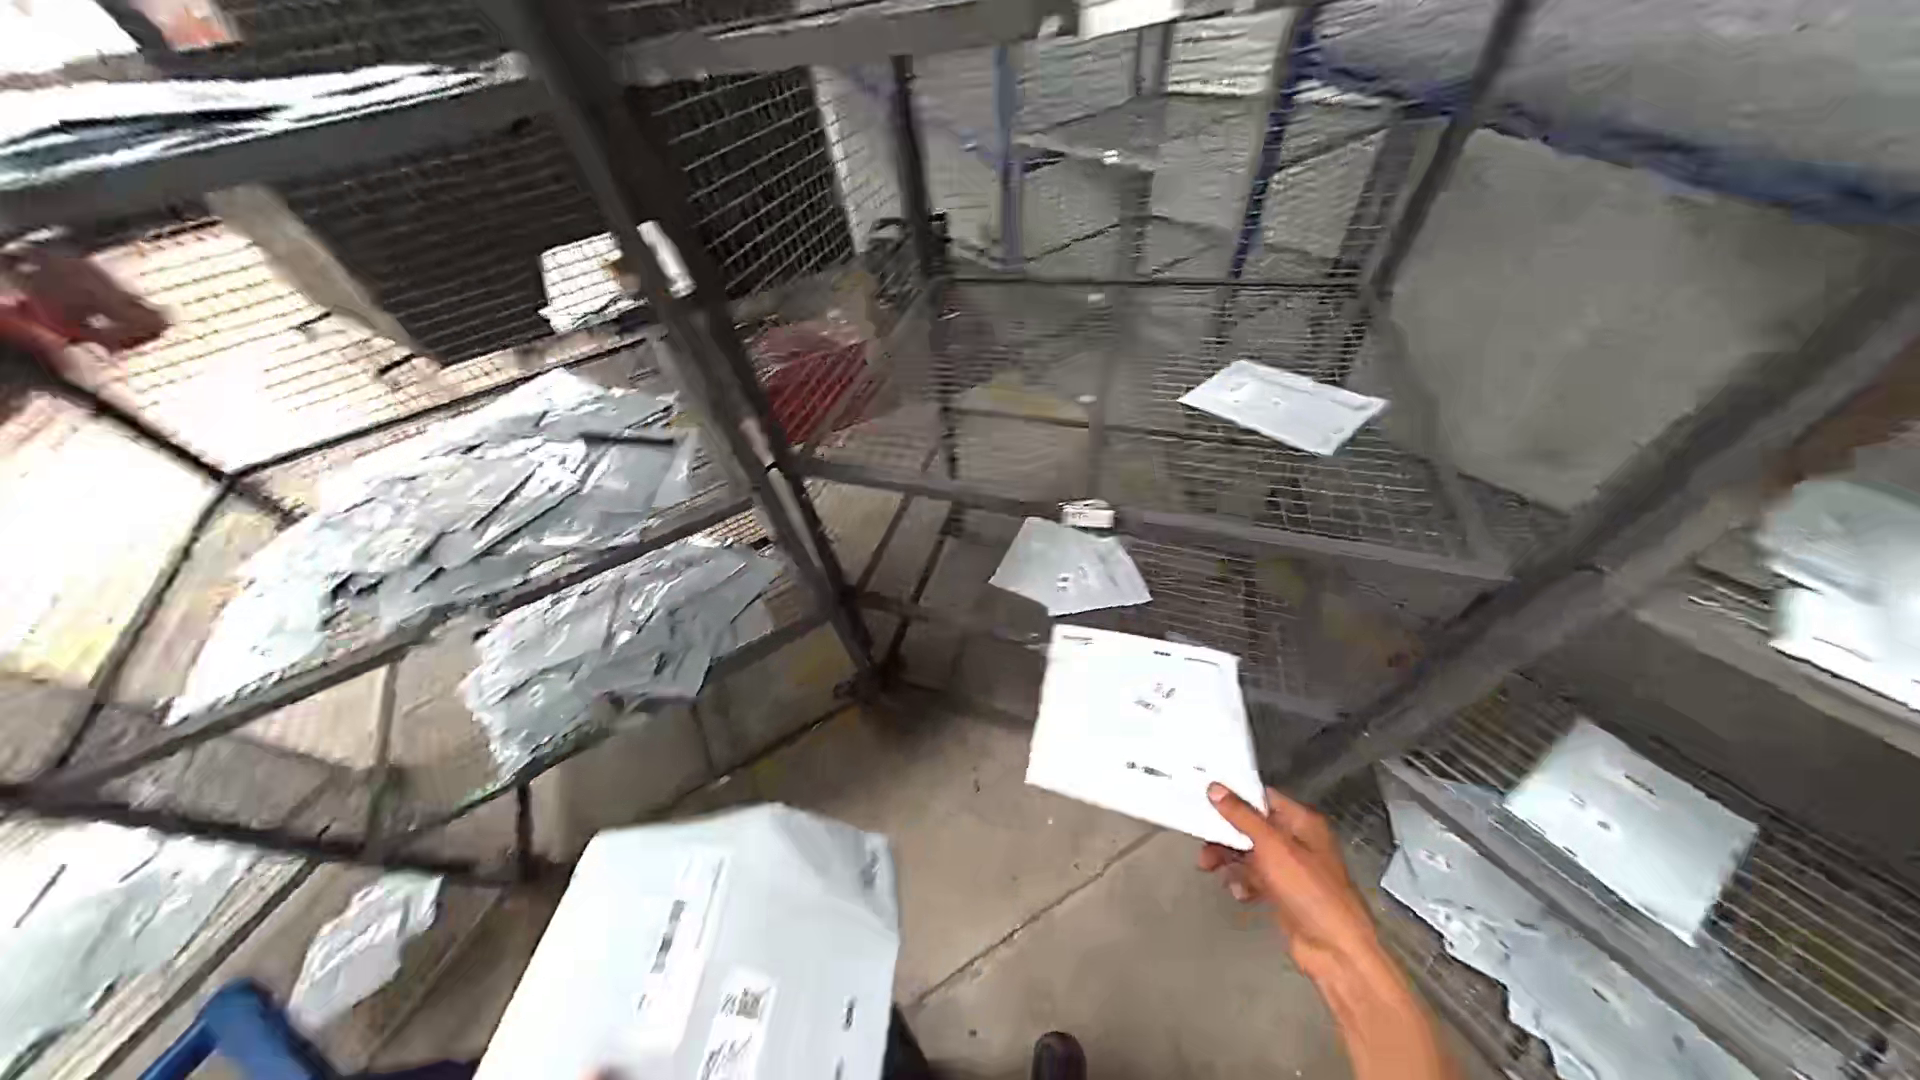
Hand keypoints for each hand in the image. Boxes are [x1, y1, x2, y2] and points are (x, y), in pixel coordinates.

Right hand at [1199, 783, 1381, 981]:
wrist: (1336, 952)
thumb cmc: (1309, 890)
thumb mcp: (1272, 846)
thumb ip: (1241, 816)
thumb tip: (1215, 788)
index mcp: (1302, 822)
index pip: (1263, 797)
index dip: (1235, 795)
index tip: (1205, 795)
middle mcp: (1297, 841)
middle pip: (1251, 826)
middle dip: (1225, 833)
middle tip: (1201, 838)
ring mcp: (1290, 870)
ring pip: (1249, 853)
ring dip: (1228, 859)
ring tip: (1208, 867)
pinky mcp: (1283, 894)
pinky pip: (1254, 878)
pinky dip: (1242, 882)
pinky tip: (1239, 892)